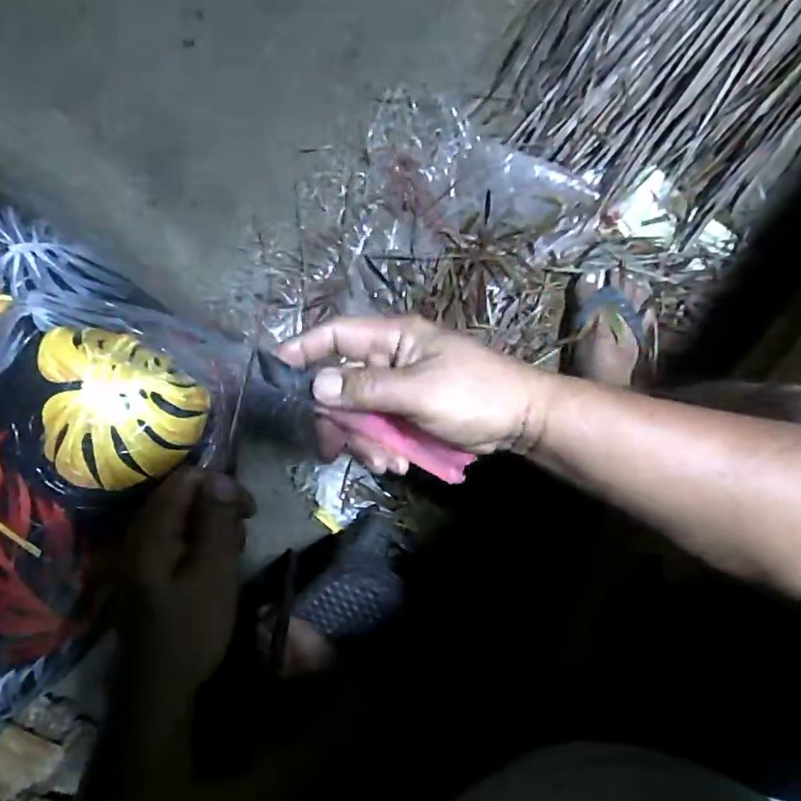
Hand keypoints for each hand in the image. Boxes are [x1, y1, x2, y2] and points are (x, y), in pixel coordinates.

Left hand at [113, 469, 253, 710]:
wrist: (159, 687)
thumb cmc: (192, 628)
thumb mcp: (214, 572)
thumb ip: (216, 521)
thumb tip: (220, 478)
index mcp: (151, 533)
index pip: (184, 481)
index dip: (220, 486)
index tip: (249, 512)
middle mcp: (137, 537)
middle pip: (179, 498)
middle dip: (216, 506)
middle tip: (243, 535)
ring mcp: (136, 558)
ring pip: (178, 521)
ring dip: (209, 527)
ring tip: (233, 554)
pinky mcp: (143, 576)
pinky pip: (172, 543)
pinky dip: (197, 546)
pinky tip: (213, 569)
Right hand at [275, 316, 557, 471]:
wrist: (521, 420)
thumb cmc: (474, 393)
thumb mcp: (418, 391)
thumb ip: (367, 389)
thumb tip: (317, 384)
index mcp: (393, 339)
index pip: (337, 334)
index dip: (305, 349)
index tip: (278, 372)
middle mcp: (389, 361)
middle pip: (341, 386)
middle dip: (342, 421)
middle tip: (337, 449)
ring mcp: (398, 390)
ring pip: (358, 416)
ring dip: (365, 443)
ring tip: (387, 463)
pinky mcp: (406, 416)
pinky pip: (379, 431)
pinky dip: (382, 450)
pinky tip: (397, 465)